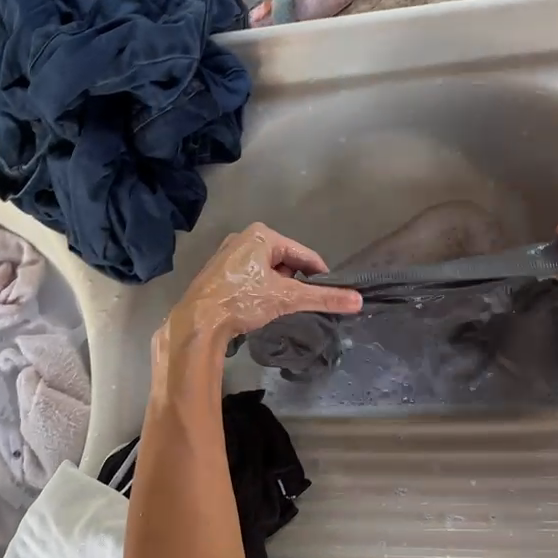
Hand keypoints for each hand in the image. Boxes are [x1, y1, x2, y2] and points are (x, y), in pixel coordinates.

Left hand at [167, 223, 361, 343]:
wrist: (198, 321)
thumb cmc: (243, 301)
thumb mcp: (287, 298)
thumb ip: (323, 298)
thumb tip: (358, 301)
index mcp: (263, 235)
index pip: (304, 254)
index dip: (320, 275)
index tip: (329, 294)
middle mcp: (244, 237)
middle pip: (285, 261)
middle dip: (293, 282)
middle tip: (295, 304)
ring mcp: (228, 254)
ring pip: (267, 270)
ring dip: (276, 287)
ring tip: (275, 307)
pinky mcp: (217, 271)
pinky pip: (250, 277)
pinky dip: (259, 289)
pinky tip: (256, 307)